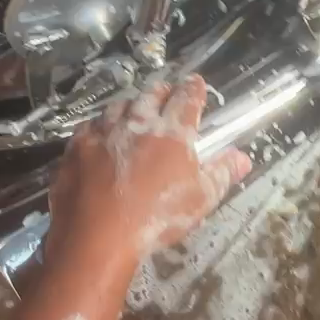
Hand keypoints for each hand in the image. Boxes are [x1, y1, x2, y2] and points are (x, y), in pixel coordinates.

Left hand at [45, 75, 252, 276]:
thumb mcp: (199, 201)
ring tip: (133, 107)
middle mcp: (137, 123)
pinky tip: (99, 131)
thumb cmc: (156, 218)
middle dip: (161, 90)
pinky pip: (90, 126)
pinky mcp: (77, 148)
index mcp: (171, 133)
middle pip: (150, 96)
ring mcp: (103, 133)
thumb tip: (242, 157)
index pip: (186, 100)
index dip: (193, 89)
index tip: (195, 82)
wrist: (97, 237)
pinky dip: (99, 124)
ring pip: (118, 106)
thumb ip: (222, 174)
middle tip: (165, 90)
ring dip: (129, 103)